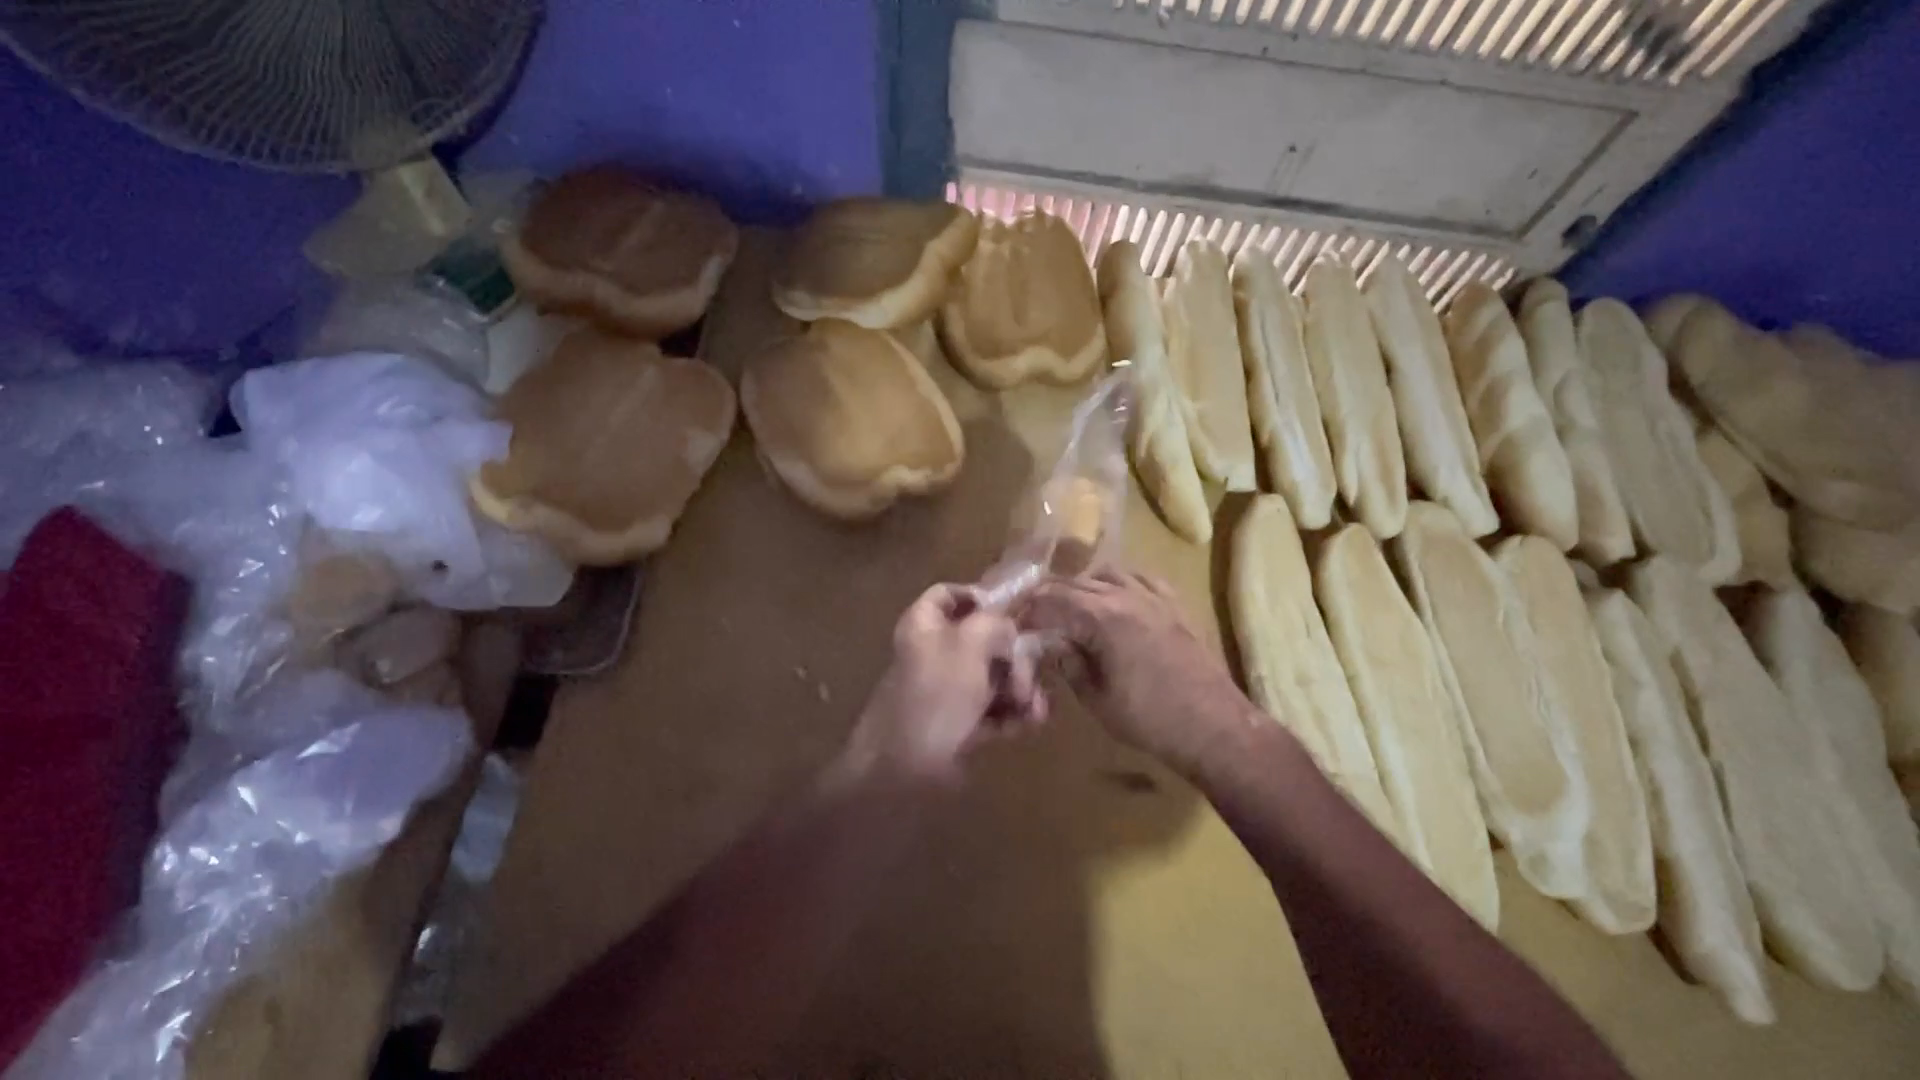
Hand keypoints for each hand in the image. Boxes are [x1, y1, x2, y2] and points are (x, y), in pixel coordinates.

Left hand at [849, 584, 1046, 784]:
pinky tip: (1030, 724)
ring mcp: (947, 691)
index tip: (1014, 613)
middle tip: (1025, 678)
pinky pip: (993, 710)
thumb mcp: (970, 645)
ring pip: (994, 677)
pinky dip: (1012, 714)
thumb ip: (995, 624)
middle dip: (1014, 657)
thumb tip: (1008, 629)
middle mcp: (934, 653)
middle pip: (984, 639)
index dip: (980, 598)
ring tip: (1035, 709)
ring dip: (1020, 689)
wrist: (904, 770)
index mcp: (925, 625)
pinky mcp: (959, 725)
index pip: (949, 595)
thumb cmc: (936, 696)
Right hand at [1018, 568, 1247, 769]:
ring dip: (1083, 585)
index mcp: (1102, 617)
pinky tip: (1114, 599)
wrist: (1212, 725)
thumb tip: (1050, 644)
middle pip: (1076, 582)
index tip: (1014, 624)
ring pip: (1107, 573)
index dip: (1028, 610)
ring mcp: (1153, 596)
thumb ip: (1068, 663)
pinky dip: (1120, 583)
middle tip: (1034, 616)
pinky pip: (1141, 578)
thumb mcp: (1095, 697)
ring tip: (1071, 606)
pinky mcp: (1175, 605)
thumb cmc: (1148, 718)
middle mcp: (1125, 596)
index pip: (1051, 600)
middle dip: (1049, 596)